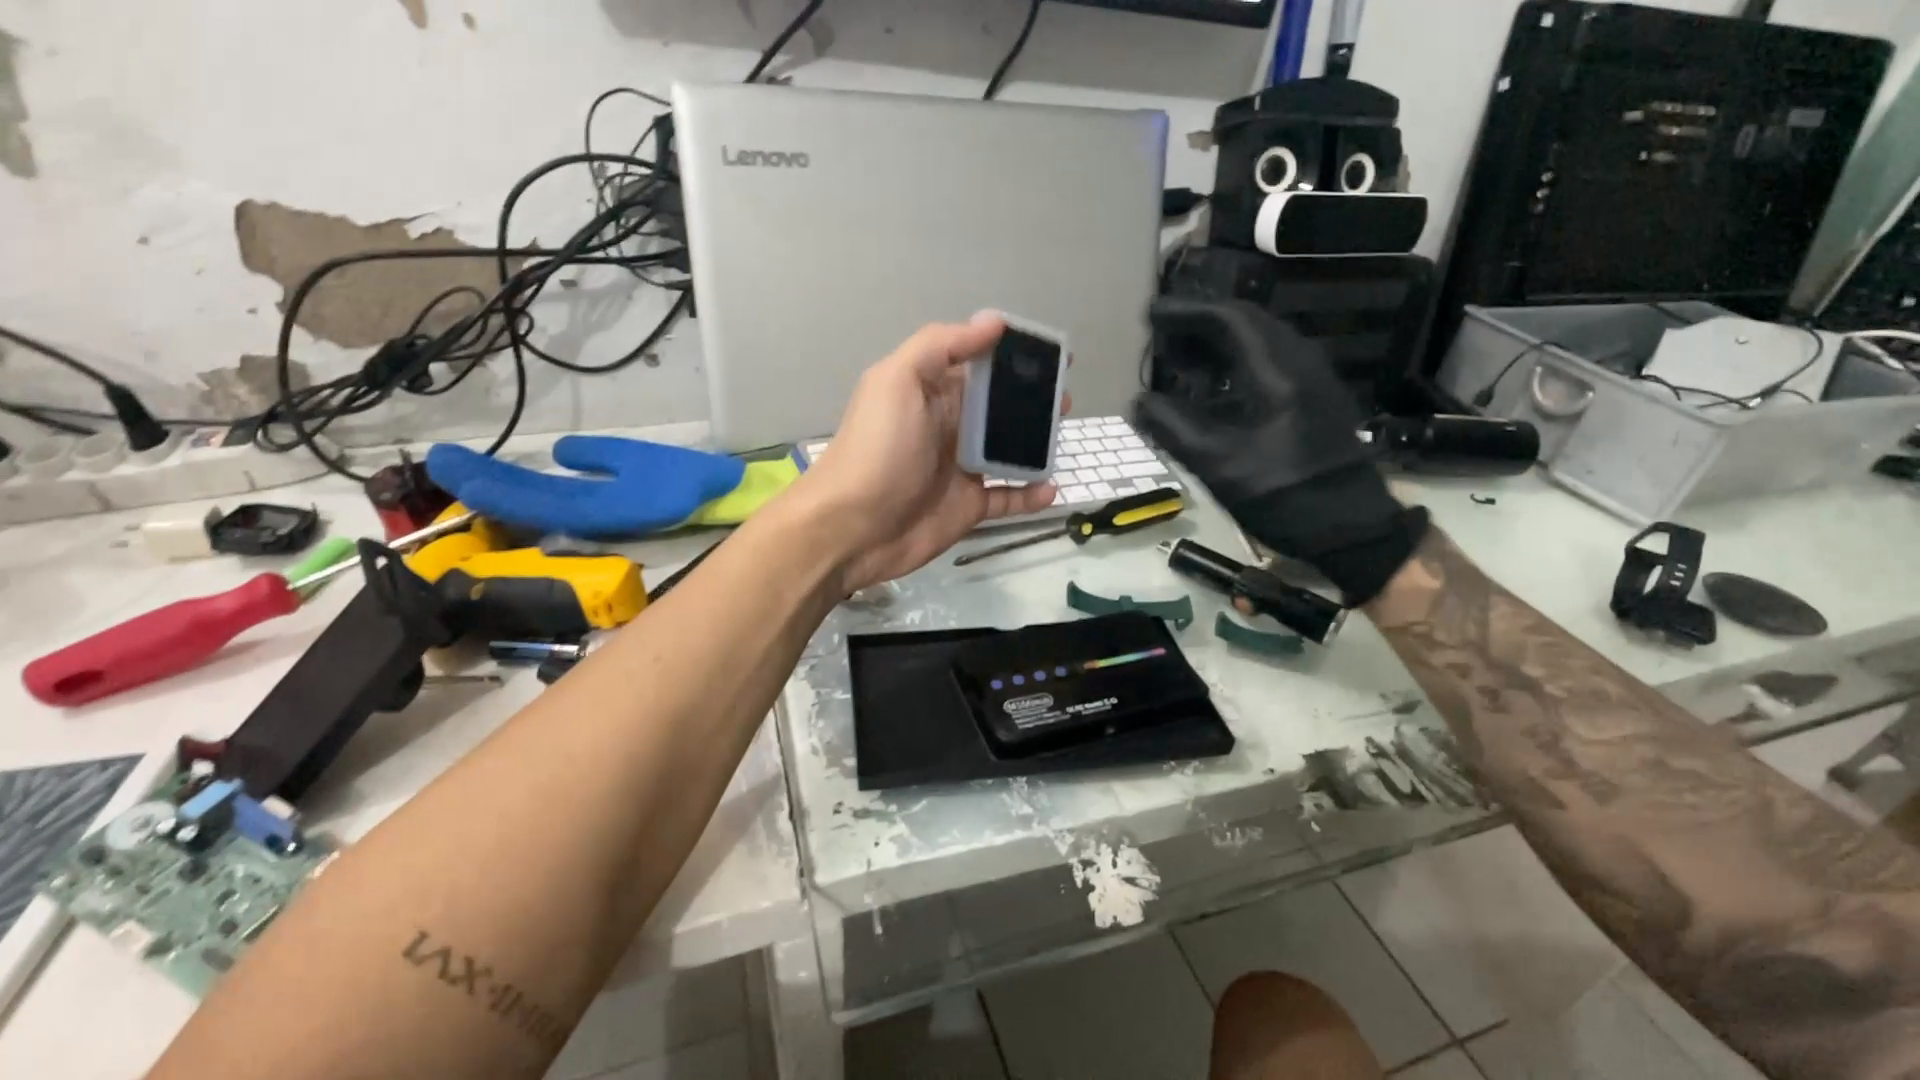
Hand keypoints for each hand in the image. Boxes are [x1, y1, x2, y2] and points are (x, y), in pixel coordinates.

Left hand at [796, 313, 1059, 591]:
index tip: (1052, 352)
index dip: (1012, 355)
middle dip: (1032, 400)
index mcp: (930, 390)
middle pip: (998, 406)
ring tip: (1063, 434)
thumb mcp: (898, 382)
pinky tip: (1052, 488)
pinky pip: (1008, 496)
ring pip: (1008, 450)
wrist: (851, 529)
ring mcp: (960, 468)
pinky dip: (1031, 493)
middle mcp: (947, 425)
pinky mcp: (968, 506)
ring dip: (1037, 441)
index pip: (977, 363)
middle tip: (1066, 398)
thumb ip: (942, 346)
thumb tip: (993, 321)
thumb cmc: (876, 451)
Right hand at [1133, 297, 1425, 605]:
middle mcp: (1300, 362)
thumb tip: (1139, 402)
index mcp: (1278, 371)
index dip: (1186, 313)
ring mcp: (1313, 379)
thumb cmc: (1284, 495)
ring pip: (1259, 343)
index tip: (1150, 316)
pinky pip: (1270, 364)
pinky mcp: (1316, 399)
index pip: (1229, 318)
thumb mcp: (1218, 466)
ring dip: (1218, 345)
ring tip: (1181, 363)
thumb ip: (1173, 428)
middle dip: (1200, 325)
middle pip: (1246, 323)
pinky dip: (1235, 366)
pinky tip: (1214, 391)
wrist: (1352, 528)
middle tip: (1162, 337)